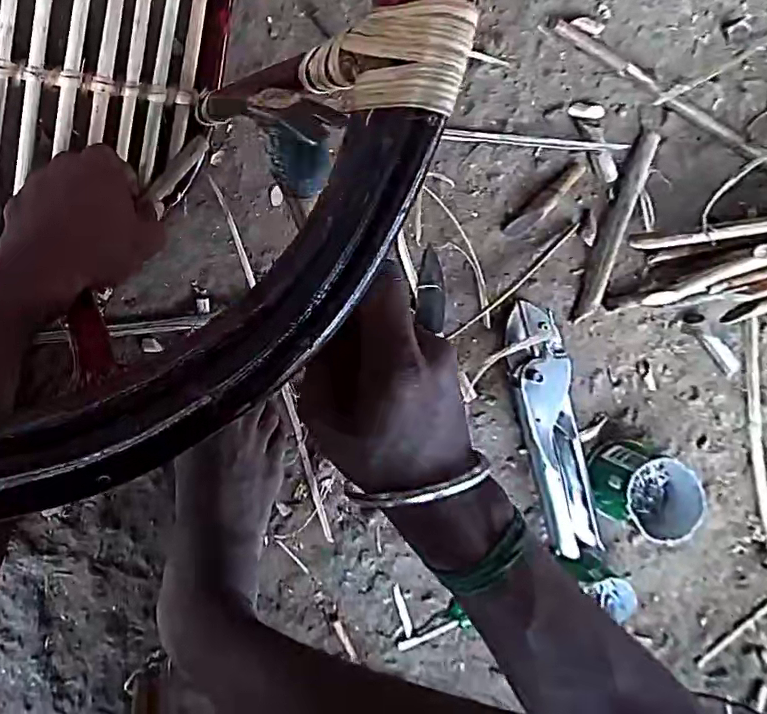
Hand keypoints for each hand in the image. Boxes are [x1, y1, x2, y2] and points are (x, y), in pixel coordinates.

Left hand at [0, 144, 166, 316]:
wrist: (41, 273)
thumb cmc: (89, 252)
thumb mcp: (143, 242)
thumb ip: (154, 223)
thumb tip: (153, 221)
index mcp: (102, 164)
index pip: (124, 169)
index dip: (130, 194)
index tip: (133, 212)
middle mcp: (67, 165)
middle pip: (91, 177)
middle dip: (100, 199)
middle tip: (111, 228)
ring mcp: (39, 183)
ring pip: (63, 193)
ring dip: (73, 211)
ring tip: (85, 244)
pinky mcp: (18, 204)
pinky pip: (39, 211)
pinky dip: (48, 225)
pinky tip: (62, 249)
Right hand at [297, 261, 475, 494]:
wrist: (439, 493)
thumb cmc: (376, 461)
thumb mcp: (324, 419)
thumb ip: (319, 366)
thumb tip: (318, 326)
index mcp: (397, 363)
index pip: (384, 286)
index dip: (354, 275)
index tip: (328, 282)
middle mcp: (428, 346)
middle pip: (387, 297)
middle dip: (355, 307)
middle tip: (331, 329)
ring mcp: (443, 348)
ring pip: (396, 314)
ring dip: (372, 326)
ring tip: (353, 359)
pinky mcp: (448, 355)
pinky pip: (408, 331)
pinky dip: (388, 340)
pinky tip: (375, 370)